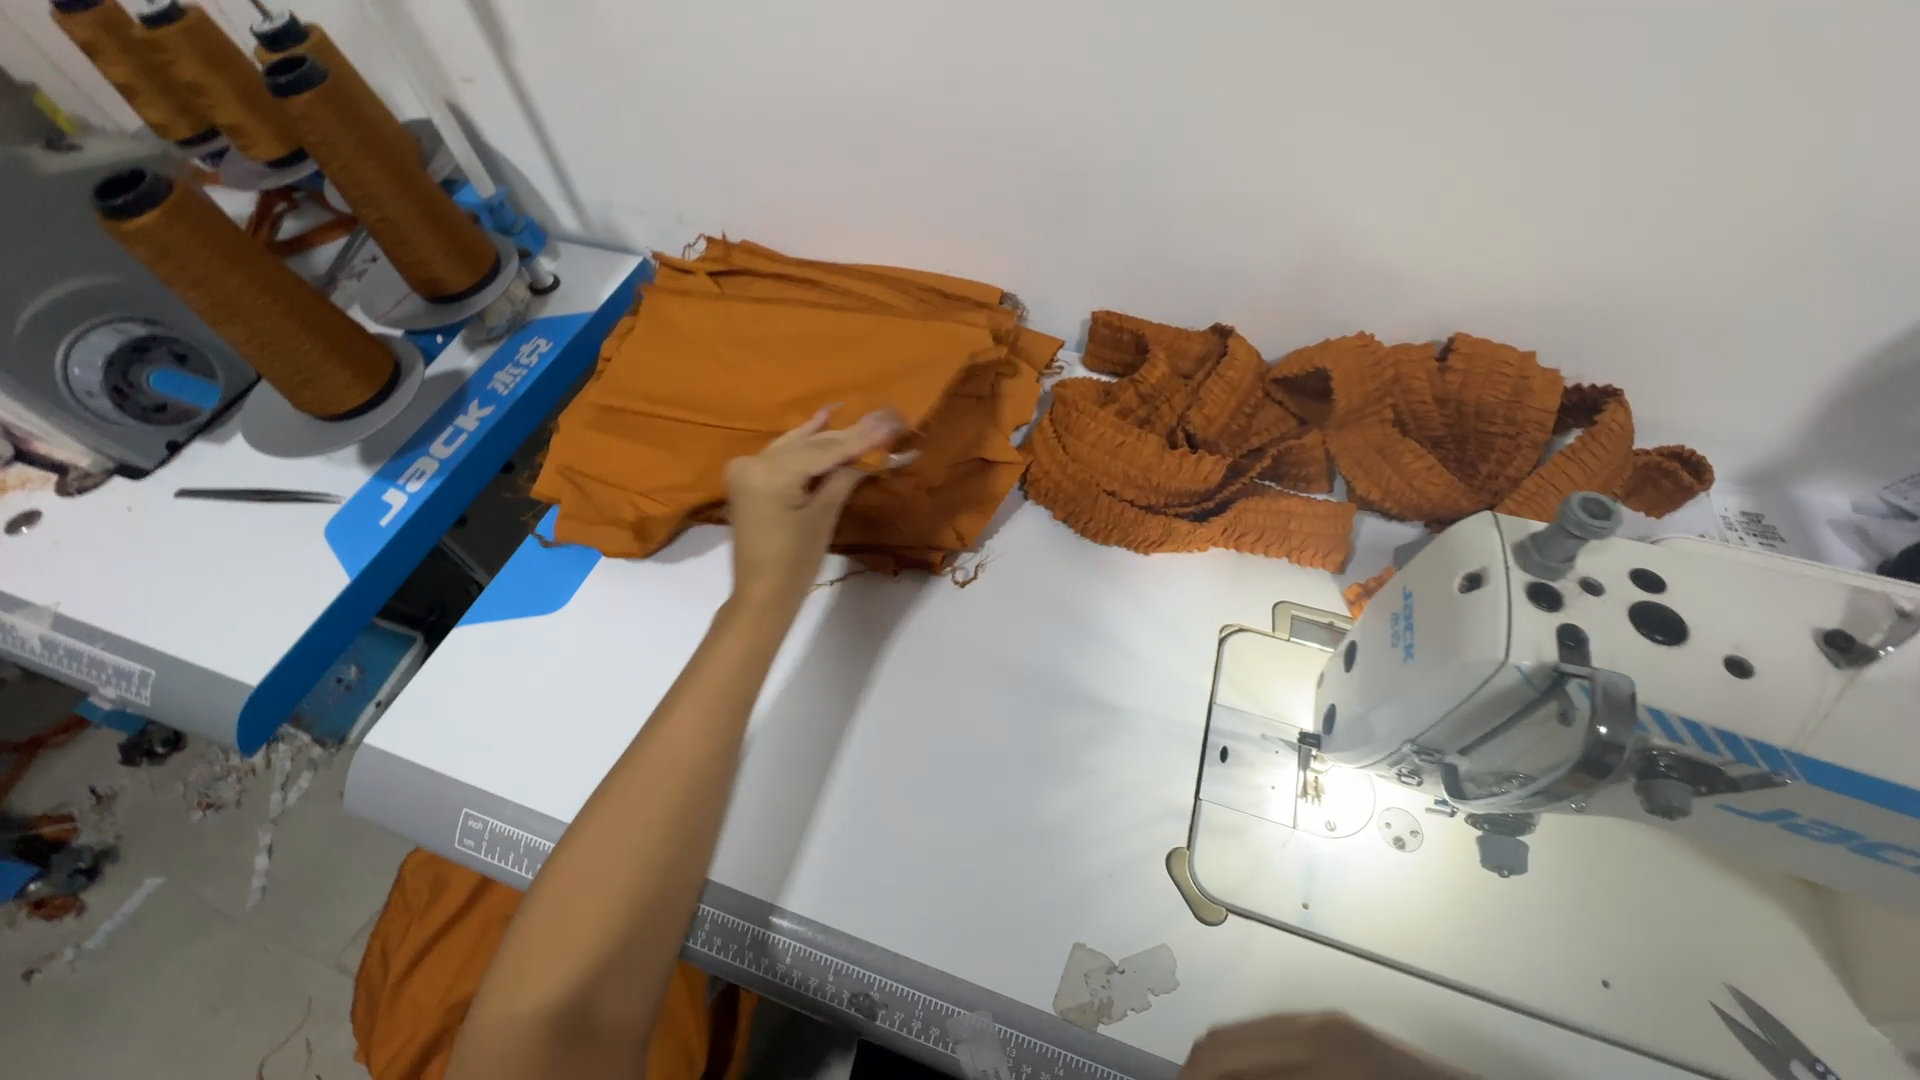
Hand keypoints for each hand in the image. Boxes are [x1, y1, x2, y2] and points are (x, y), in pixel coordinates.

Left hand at [723, 406, 903, 612]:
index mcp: (770, 473)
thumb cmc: (795, 562)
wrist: (762, 593)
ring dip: (828, 436)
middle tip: (884, 418)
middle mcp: (753, 462)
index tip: (890, 422)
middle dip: (848, 435)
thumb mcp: (823, 516)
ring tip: (862, 417)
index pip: (824, 450)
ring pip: (796, 446)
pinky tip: (821, 419)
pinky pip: (781, 454)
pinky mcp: (748, 478)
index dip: (860, 438)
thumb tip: (872, 453)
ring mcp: (746, 468)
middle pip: (810, 445)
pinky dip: (803, 442)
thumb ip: (843, 477)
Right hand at [1179, 1013, 1469, 1079]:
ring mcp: (1325, 1021)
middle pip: (1219, 1042)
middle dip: (1196, 1070)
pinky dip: (1244, 1055)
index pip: (1222, 1065)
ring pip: (1238, 1031)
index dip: (1192, 1079)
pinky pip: (1266, 1029)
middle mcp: (1315, 1030)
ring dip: (1216, 1063)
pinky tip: (1246, 1076)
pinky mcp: (1334, 1023)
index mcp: (1317, 1060)